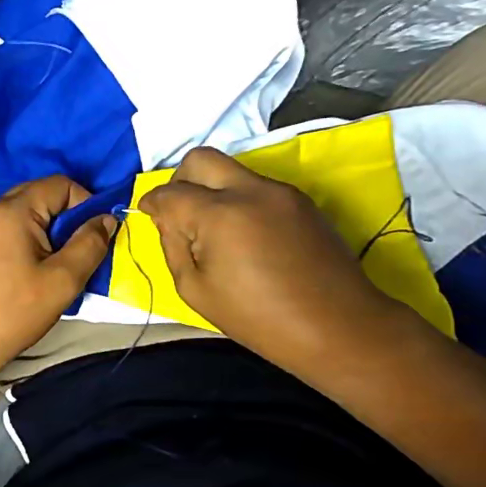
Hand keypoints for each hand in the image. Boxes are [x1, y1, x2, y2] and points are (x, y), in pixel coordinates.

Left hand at [0, 176, 117, 379]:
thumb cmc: (15, 311)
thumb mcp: (64, 279)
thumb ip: (91, 243)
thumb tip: (106, 218)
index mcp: (12, 209)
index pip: (61, 184)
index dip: (86, 204)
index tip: (95, 238)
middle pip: (43, 194)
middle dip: (69, 218)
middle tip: (80, 253)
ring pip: (29, 213)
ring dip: (52, 232)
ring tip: (61, 265)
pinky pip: (14, 228)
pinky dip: (33, 241)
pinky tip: (39, 271)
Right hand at [137, 147, 404, 370]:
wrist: (339, 327)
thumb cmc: (259, 318)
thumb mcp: (195, 290)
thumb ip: (172, 245)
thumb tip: (167, 220)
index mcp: (219, 214)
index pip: (170, 192)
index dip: (151, 202)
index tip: (146, 213)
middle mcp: (250, 190)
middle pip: (200, 159)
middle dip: (180, 180)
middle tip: (178, 211)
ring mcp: (280, 192)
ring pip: (230, 171)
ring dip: (212, 190)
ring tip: (214, 232)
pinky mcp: (301, 200)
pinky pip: (256, 187)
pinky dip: (239, 201)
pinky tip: (245, 237)